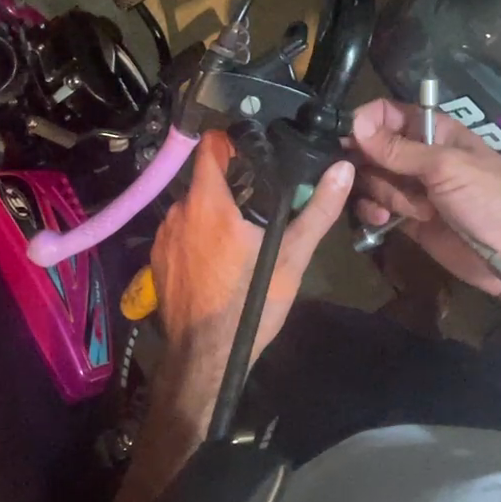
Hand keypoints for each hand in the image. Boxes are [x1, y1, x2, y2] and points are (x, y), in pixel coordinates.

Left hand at [149, 130, 352, 365]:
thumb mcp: (292, 257)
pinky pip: (180, 233)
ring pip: (192, 207)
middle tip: (260, 201)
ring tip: (241, 233)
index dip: (230, 141)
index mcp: (208, 203)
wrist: (206, 360)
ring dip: (213, 212)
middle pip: (205, 179)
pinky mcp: (157, 261)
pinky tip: (218, 260)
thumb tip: (343, 170)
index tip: (252, 150)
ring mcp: (164, 237)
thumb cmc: (249, 305)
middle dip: (231, 184)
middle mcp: (179, 212)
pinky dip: (197, 236)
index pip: (210, 146)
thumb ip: (318, 210)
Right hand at [349, 97, 500, 296]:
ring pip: (374, 180)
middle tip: (375, 177)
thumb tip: (356, 123)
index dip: (368, 123)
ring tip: (399, 208)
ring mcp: (415, 190)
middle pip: (375, 149)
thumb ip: (399, 148)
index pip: (390, 114)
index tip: (350, 138)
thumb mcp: (445, 166)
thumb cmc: (489, 199)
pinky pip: (378, 209)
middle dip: (368, 163)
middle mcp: (421, 157)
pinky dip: (374, 213)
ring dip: (378, 192)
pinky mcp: (410, 221)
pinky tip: (383, 220)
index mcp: (435, 132)